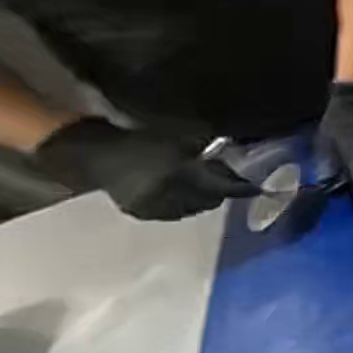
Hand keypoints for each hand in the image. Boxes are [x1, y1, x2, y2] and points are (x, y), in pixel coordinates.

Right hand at [33, 118, 258, 220]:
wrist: (95, 154)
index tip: (258, 189)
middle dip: (220, 190)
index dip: (241, 188)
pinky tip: (179, 192)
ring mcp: (157, 208)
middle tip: (220, 177)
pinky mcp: (144, 214)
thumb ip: (208, 151)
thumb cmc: (142, 140)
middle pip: (212, 200)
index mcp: (180, 173)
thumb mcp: (180, 139)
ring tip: (197, 184)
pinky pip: (177, 214)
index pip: (222, 186)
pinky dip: (184, 204)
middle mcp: (170, 195)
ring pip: (196, 209)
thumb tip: (235, 159)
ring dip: (203, 198)